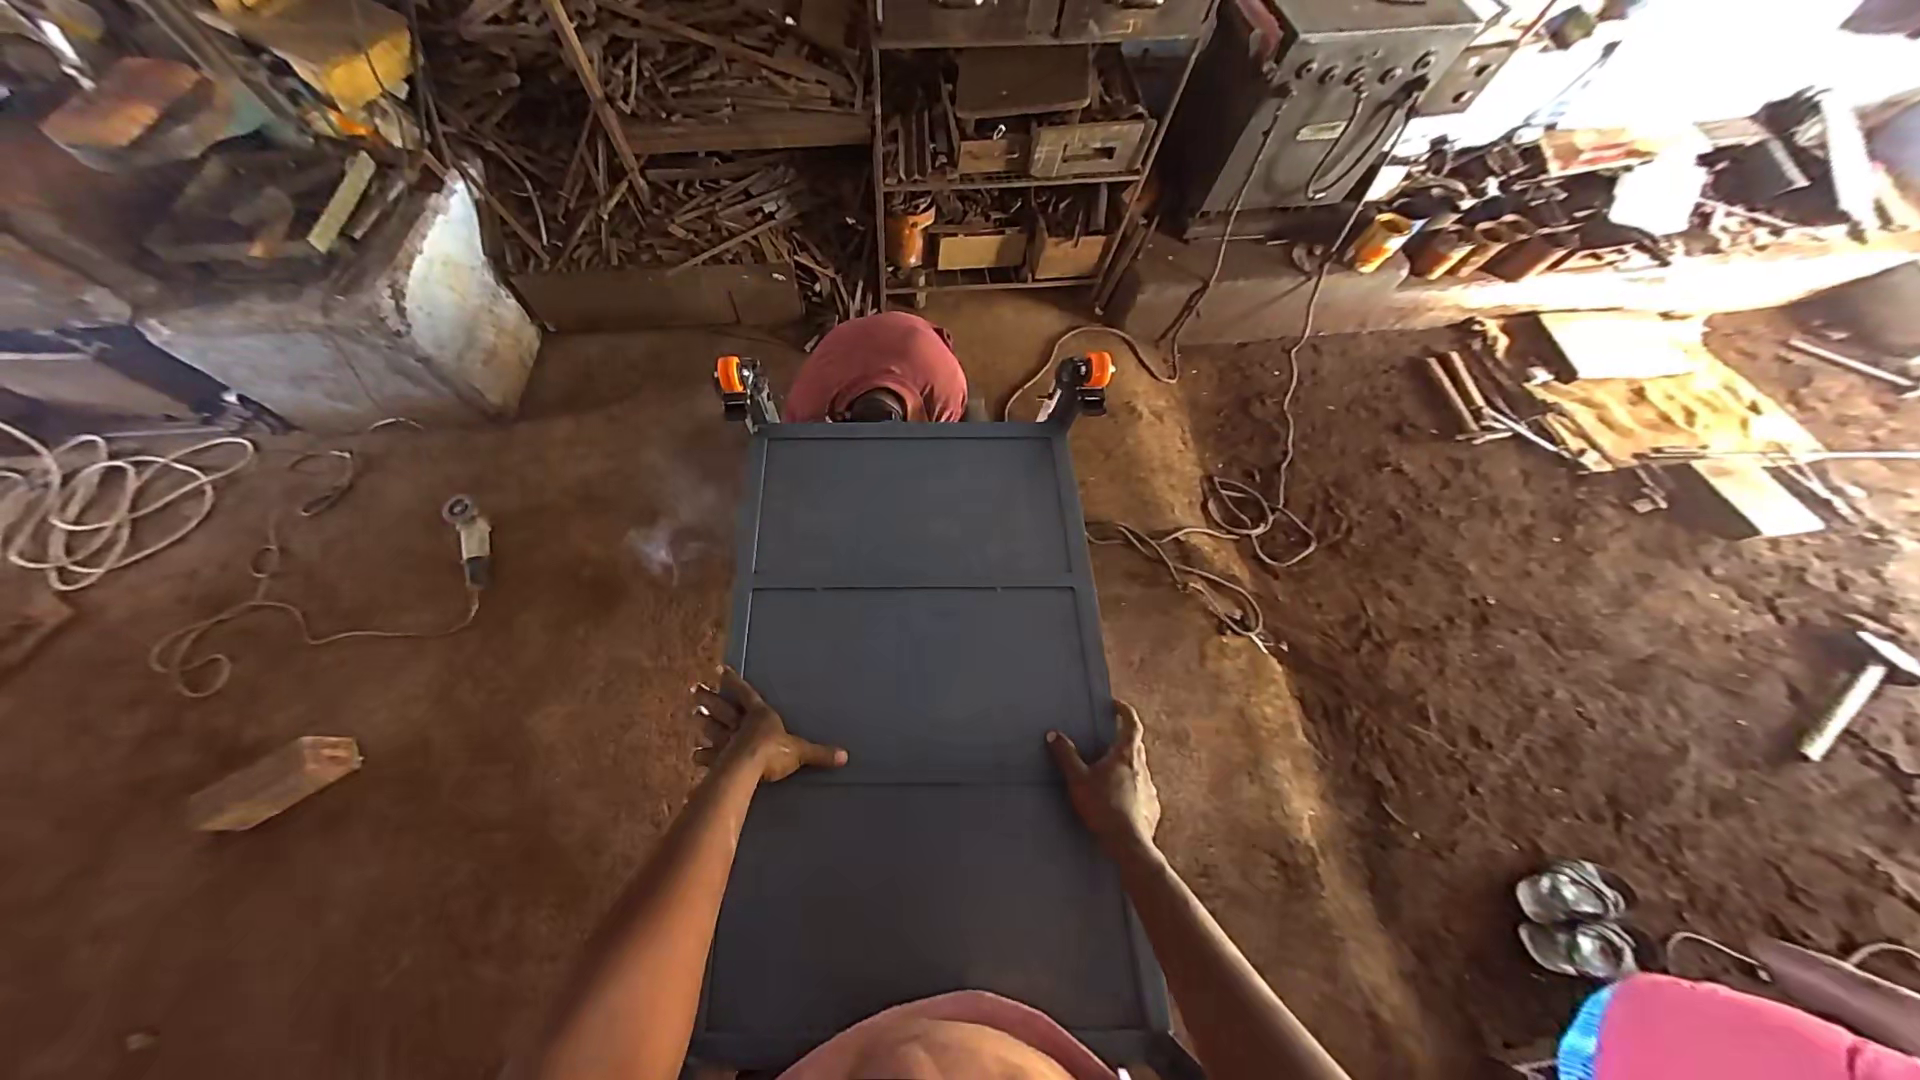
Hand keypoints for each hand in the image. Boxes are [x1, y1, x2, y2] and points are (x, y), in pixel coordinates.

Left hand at [692, 667, 847, 782]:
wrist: (749, 767)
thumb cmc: (774, 751)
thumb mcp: (801, 751)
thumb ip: (820, 753)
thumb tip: (845, 756)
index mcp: (759, 714)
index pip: (746, 693)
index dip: (734, 682)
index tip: (721, 670)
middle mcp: (740, 723)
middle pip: (722, 707)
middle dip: (709, 697)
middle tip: (695, 689)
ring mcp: (726, 740)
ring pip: (712, 726)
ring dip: (704, 721)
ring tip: (693, 715)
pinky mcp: (718, 758)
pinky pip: (708, 754)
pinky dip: (702, 755)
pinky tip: (695, 755)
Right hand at [1046, 700, 1160, 855]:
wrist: (1128, 845)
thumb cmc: (1103, 808)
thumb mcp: (1078, 779)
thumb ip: (1066, 755)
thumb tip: (1054, 735)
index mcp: (1125, 755)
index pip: (1131, 724)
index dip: (1124, 712)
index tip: (1116, 705)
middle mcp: (1141, 768)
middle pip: (1136, 746)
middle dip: (1124, 739)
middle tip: (1109, 738)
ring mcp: (1149, 789)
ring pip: (1139, 769)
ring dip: (1126, 766)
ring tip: (1108, 773)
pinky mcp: (1151, 808)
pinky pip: (1141, 792)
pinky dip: (1130, 789)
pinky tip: (1118, 800)